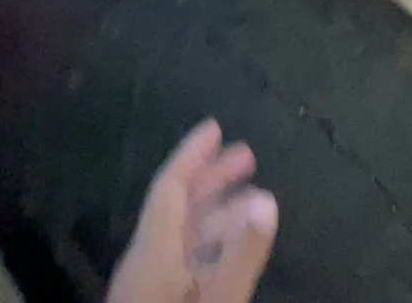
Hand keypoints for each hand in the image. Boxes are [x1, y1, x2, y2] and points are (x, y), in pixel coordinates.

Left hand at [106, 119, 277, 302]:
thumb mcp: (219, 302)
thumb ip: (241, 254)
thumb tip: (267, 198)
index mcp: (152, 254)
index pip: (171, 188)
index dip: (192, 154)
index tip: (216, 127)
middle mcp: (145, 265)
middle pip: (176, 207)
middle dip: (212, 177)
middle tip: (248, 155)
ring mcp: (146, 291)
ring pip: (180, 235)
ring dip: (215, 209)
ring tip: (252, 197)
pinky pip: (182, 260)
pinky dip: (210, 242)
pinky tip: (231, 249)